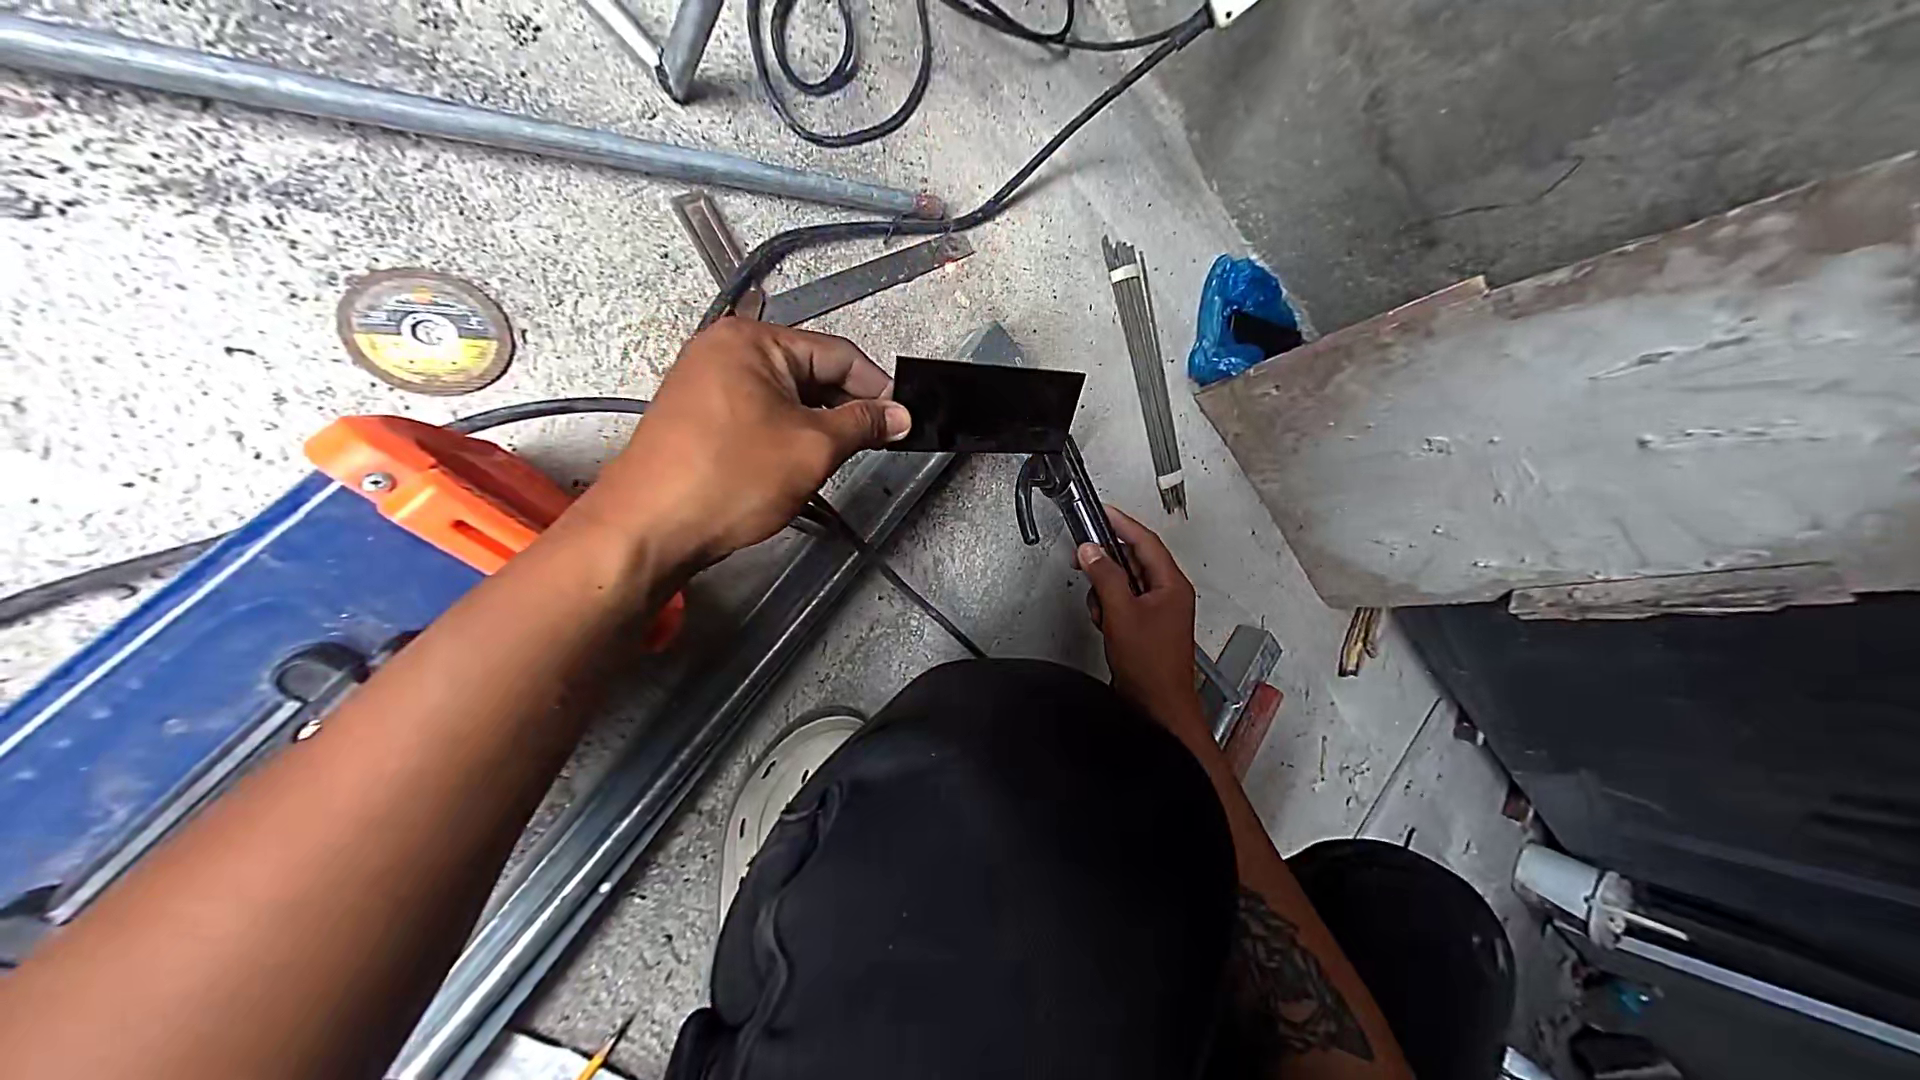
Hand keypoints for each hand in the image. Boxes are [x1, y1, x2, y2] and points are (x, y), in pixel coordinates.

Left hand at [577, 318, 910, 565]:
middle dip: (846, 408)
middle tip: (877, 440)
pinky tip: (799, 462)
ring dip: (817, 424)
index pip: (837, 353)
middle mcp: (724, 351)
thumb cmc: (724, 479)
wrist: (649, 529)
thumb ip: (863, 424)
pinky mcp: (699, 417)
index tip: (901, 418)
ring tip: (837, 457)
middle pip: (809, 372)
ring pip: (785, 397)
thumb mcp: (812, 447)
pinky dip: (787, 434)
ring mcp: (707, 384)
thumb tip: (899, 416)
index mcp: (752, 341)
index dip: (877, 388)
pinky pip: (759, 414)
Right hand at [1076, 506, 1202, 731]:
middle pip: (1134, 559)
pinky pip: (1122, 601)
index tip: (1103, 511)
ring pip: (1124, 581)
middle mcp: (1167, 594)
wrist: (1157, 705)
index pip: (1145, 541)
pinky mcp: (1144, 624)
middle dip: (1108, 561)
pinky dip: (1108, 606)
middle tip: (1085, 554)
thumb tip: (1091, 551)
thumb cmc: (1152, 667)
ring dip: (1106, 590)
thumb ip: (1104, 577)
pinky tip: (1106, 622)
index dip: (1122, 523)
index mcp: (1171, 585)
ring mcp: (1156, 609)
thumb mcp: (1121, 613)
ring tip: (1102, 608)